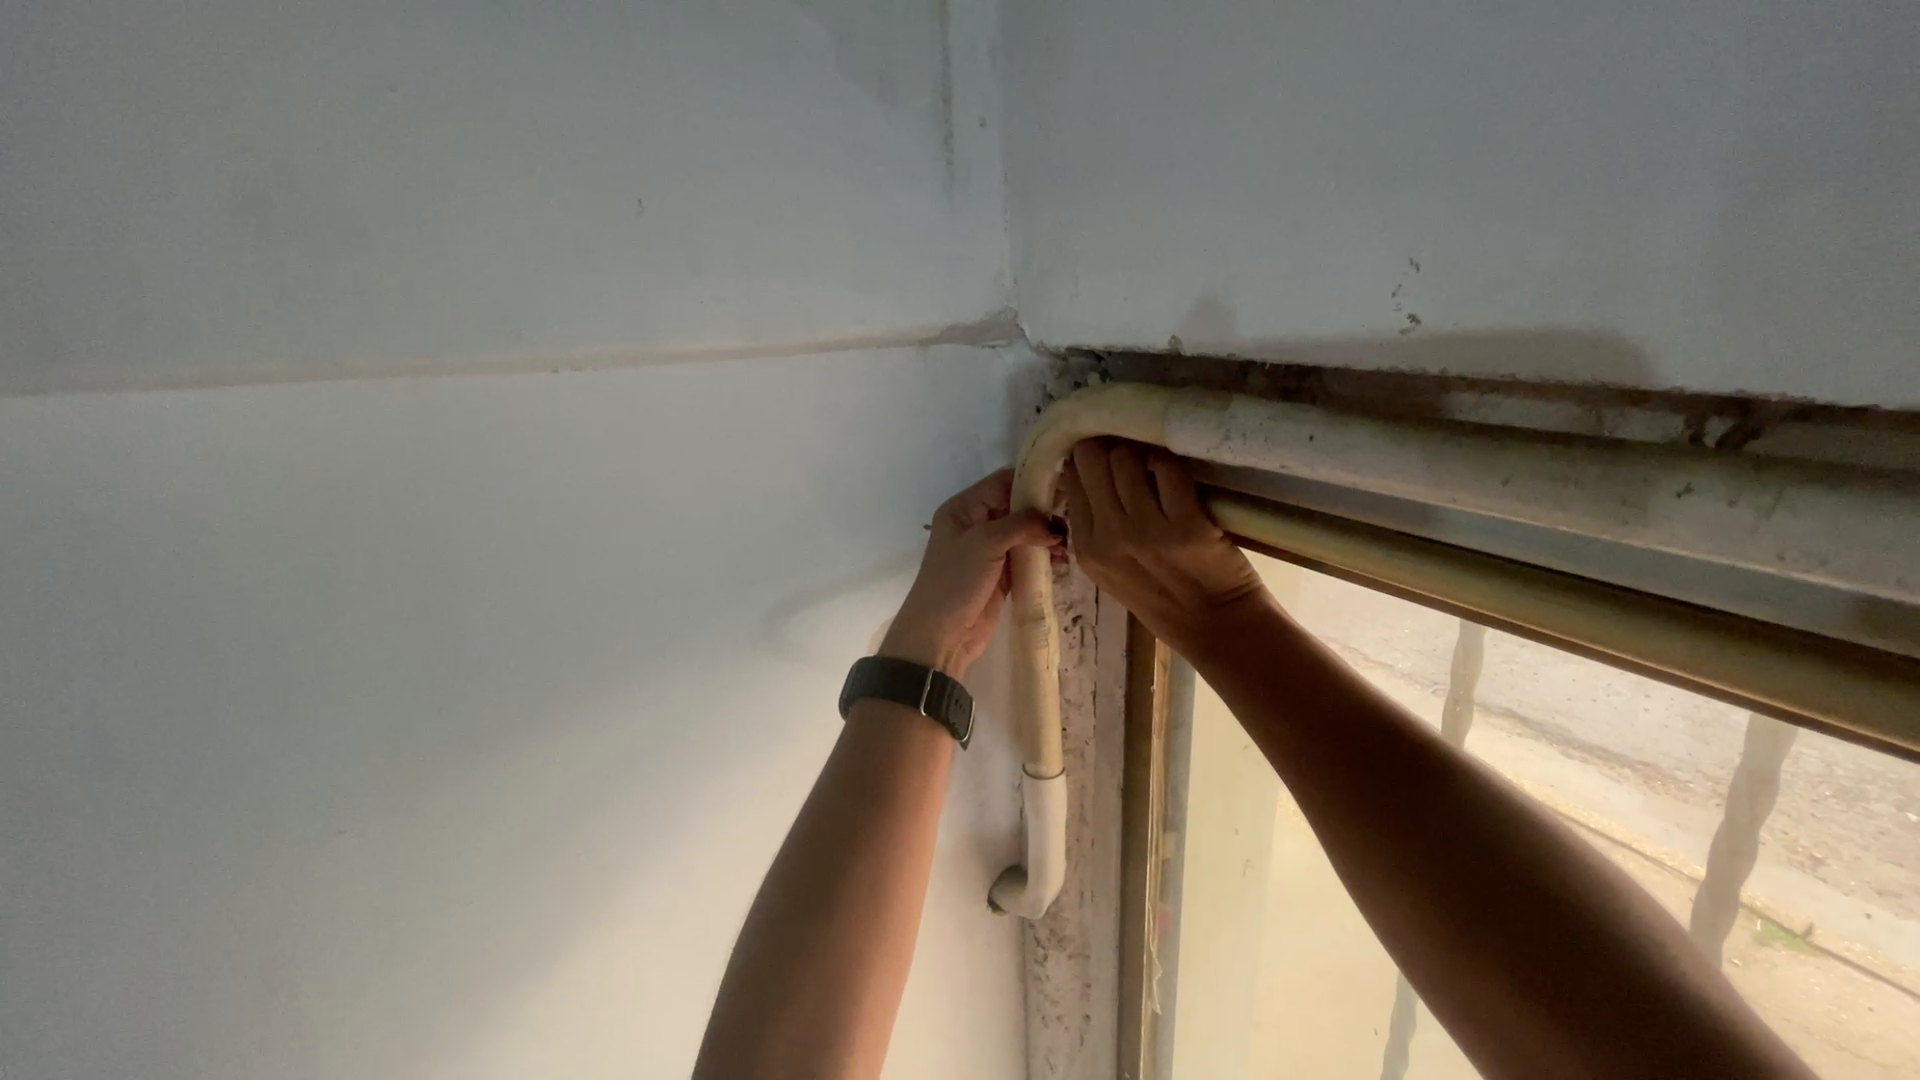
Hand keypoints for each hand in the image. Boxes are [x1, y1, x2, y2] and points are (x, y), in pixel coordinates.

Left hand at [881, 469, 1061, 677]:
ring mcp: (990, 551)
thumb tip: (1055, 526)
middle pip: (1018, 507)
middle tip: (1073, 518)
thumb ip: (1022, 525)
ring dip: (1048, 537)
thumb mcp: (985, 542)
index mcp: (964, 508)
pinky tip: (1063, 560)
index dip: (1033, 481)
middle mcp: (976, 524)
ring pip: (1026, 534)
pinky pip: (1028, 558)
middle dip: (1045, 512)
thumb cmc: (956, 581)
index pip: (1003, 482)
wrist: (940, 635)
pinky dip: (1045, 557)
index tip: (1066, 484)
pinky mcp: (1002, 575)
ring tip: (1068, 545)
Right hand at [1062, 438, 1267, 654]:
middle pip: (1093, 459)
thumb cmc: (1163, 598)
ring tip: (1153, 469)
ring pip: (1126, 458)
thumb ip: (1095, 528)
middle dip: (1110, 449)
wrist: (1215, 625)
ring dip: (1141, 455)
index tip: (1104, 459)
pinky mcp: (1186, 525)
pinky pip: (1167, 468)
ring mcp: (1146, 531)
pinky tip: (1175, 477)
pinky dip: (1170, 464)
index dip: (1088, 461)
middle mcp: (1108, 538)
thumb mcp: (1110, 570)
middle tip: (1128, 457)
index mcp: (1085, 549)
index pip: (1072, 479)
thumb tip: (1086, 474)